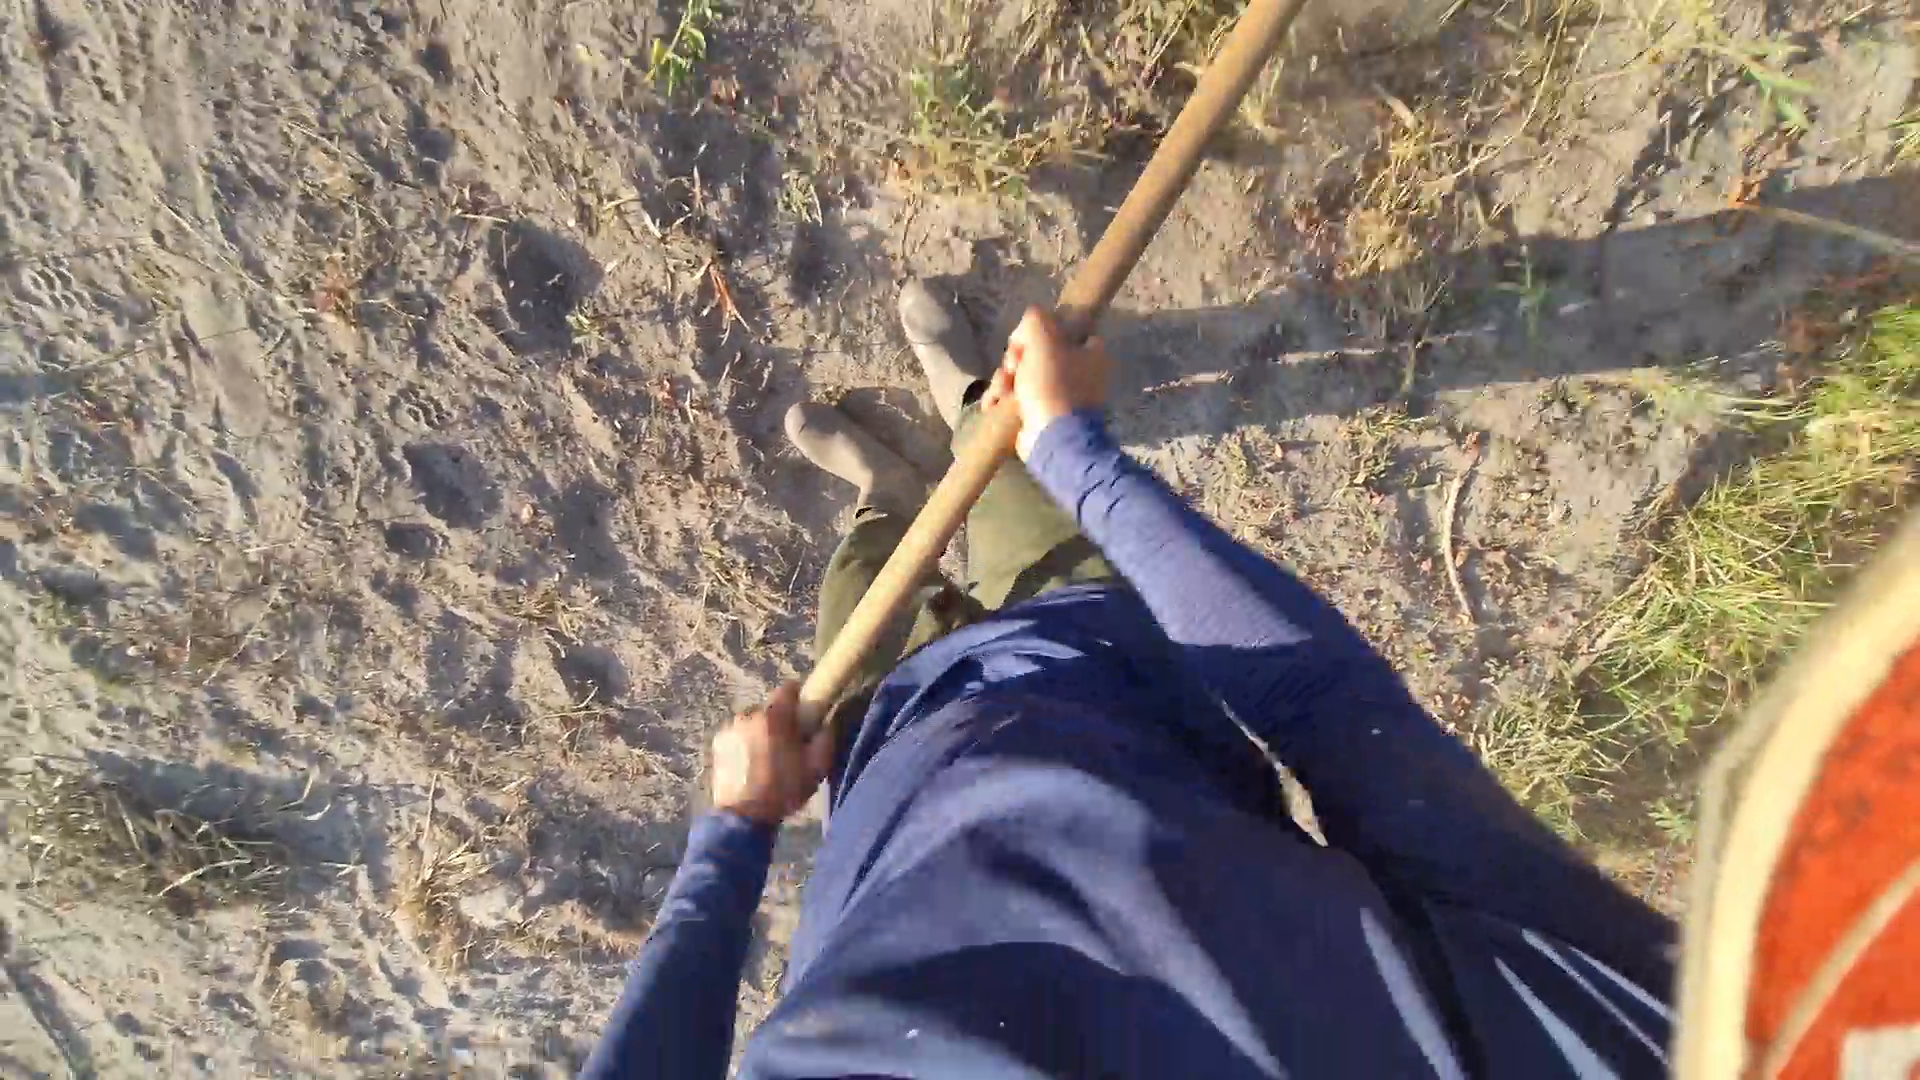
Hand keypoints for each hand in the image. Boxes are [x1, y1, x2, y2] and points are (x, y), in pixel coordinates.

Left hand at [709, 682, 832, 824]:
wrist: (743, 817)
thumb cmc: (783, 790)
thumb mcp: (816, 767)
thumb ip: (826, 738)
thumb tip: (826, 723)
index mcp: (774, 716)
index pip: (789, 688)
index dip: (799, 698)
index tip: (804, 715)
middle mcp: (749, 715)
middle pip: (770, 708)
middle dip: (779, 721)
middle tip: (787, 744)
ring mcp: (730, 729)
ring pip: (752, 722)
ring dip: (761, 732)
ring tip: (766, 758)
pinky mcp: (718, 744)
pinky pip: (738, 735)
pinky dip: (745, 743)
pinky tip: (750, 765)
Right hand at [984, 307, 1111, 459]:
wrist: (1053, 439)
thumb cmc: (1053, 385)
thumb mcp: (1044, 339)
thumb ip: (1036, 320)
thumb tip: (1026, 328)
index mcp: (1090, 353)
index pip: (1062, 331)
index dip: (1039, 333)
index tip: (1024, 343)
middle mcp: (1080, 375)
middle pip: (1036, 354)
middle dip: (1015, 361)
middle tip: (1011, 370)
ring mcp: (1061, 399)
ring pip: (1023, 378)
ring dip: (1004, 382)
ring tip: (1001, 393)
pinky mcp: (1042, 418)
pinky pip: (1018, 401)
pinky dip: (1003, 402)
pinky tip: (993, 406)